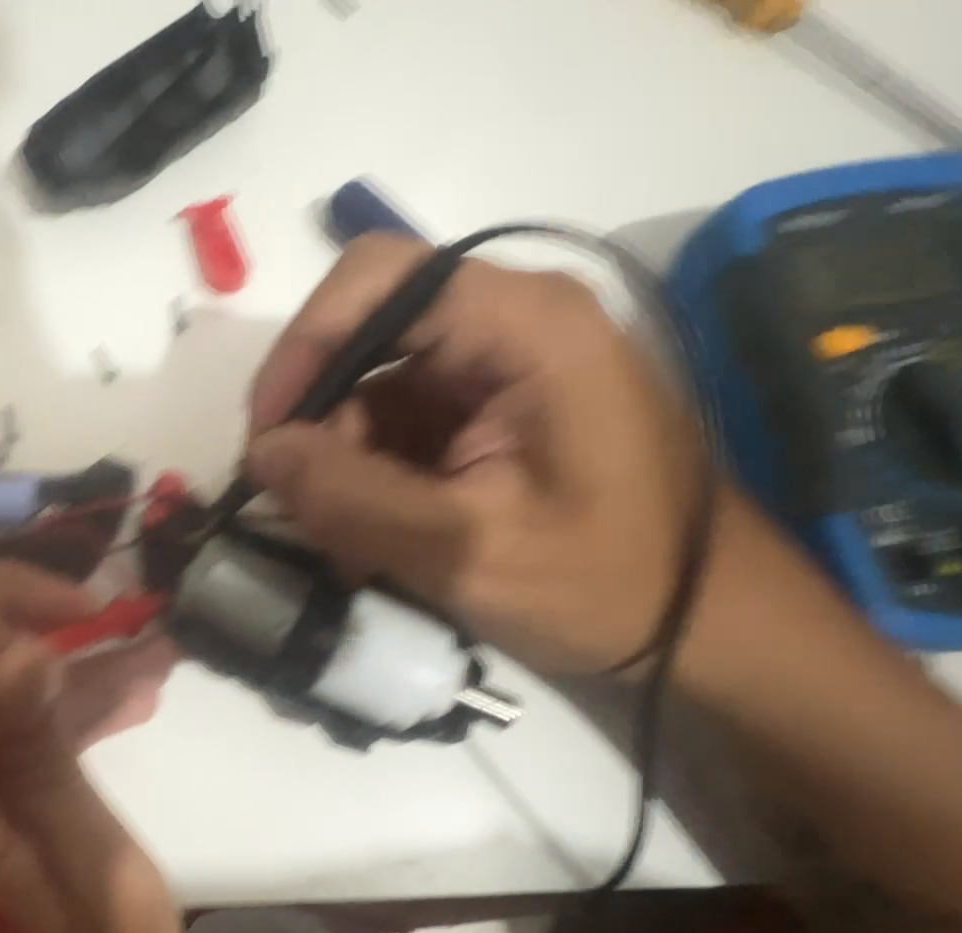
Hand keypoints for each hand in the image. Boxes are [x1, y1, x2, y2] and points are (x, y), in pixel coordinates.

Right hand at [246, 234, 706, 672]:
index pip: (377, 278)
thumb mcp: (466, 550)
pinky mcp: (486, 406)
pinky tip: (367, 535)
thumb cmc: (606, 583)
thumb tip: (260, 453)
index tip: (269, 435)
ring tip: (338, 538)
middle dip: (315, 413)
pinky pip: (393, 417)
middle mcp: (508, 320)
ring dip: (336, 454)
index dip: (303, 345)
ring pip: (369, 380)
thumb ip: (353, 497)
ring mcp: (496, 363)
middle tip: (293, 498)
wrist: (701, 625)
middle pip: (365, 327)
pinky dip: (363, 471)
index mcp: (524, 325)